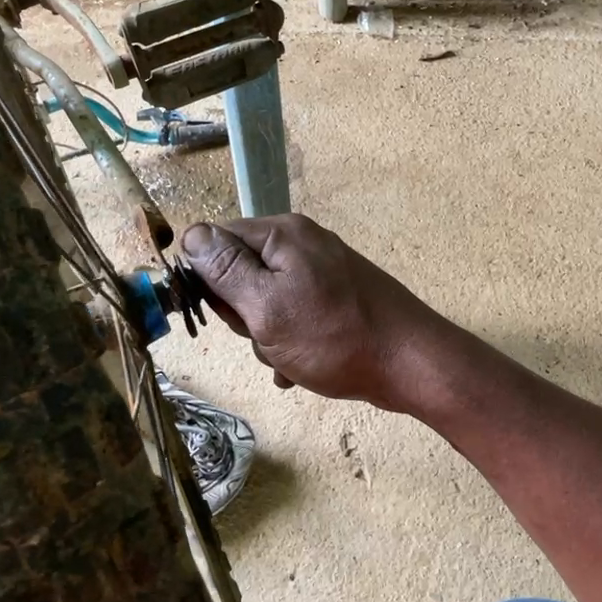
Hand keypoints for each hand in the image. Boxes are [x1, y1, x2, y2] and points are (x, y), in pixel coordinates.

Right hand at [181, 215, 455, 411]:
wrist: (412, 364)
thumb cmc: (335, 338)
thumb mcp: (266, 306)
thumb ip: (224, 270)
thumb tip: (189, 234)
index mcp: (281, 234)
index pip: (214, 242)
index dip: (207, 281)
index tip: (222, 315)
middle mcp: (300, 243)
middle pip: (239, 273)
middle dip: (243, 314)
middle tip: (266, 334)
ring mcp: (321, 270)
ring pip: (264, 302)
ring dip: (267, 336)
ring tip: (289, 356)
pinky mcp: (335, 297)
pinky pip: (292, 316)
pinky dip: (290, 343)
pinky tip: (301, 366)